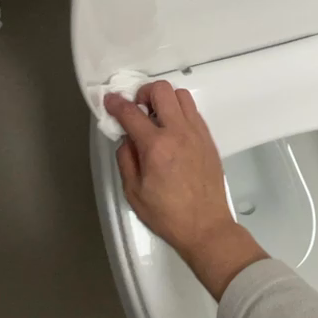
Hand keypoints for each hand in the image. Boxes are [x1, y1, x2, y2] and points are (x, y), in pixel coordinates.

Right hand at [105, 81, 267, 299]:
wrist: (206, 226)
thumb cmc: (168, 215)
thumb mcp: (134, 192)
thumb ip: (126, 159)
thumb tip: (127, 139)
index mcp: (156, 147)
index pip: (131, 113)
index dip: (116, 103)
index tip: (109, 101)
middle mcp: (178, 133)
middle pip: (161, 90)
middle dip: (143, 93)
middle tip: (137, 109)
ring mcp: (197, 133)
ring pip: (181, 95)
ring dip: (165, 100)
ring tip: (156, 118)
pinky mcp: (208, 139)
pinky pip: (193, 111)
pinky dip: (179, 112)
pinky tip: (173, 131)